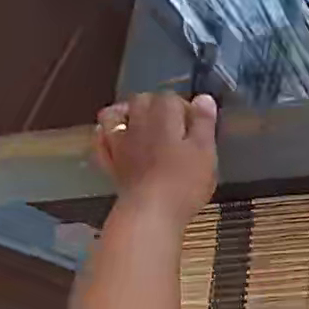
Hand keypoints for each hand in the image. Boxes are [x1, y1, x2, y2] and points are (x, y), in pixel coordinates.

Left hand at [94, 92, 218, 230]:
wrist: (151, 211)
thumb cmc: (185, 182)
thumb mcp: (205, 152)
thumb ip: (205, 124)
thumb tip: (204, 97)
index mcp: (163, 116)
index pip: (174, 98)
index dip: (188, 110)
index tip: (200, 129)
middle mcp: (138, 121)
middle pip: (144, 100)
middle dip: (159, 107)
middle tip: (177, 129)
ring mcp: (119, 140)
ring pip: (116, 113)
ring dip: (128, 113)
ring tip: (142, 126)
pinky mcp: (111, 161)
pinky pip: (103, 138)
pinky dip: (108, 134)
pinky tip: (117, 139)